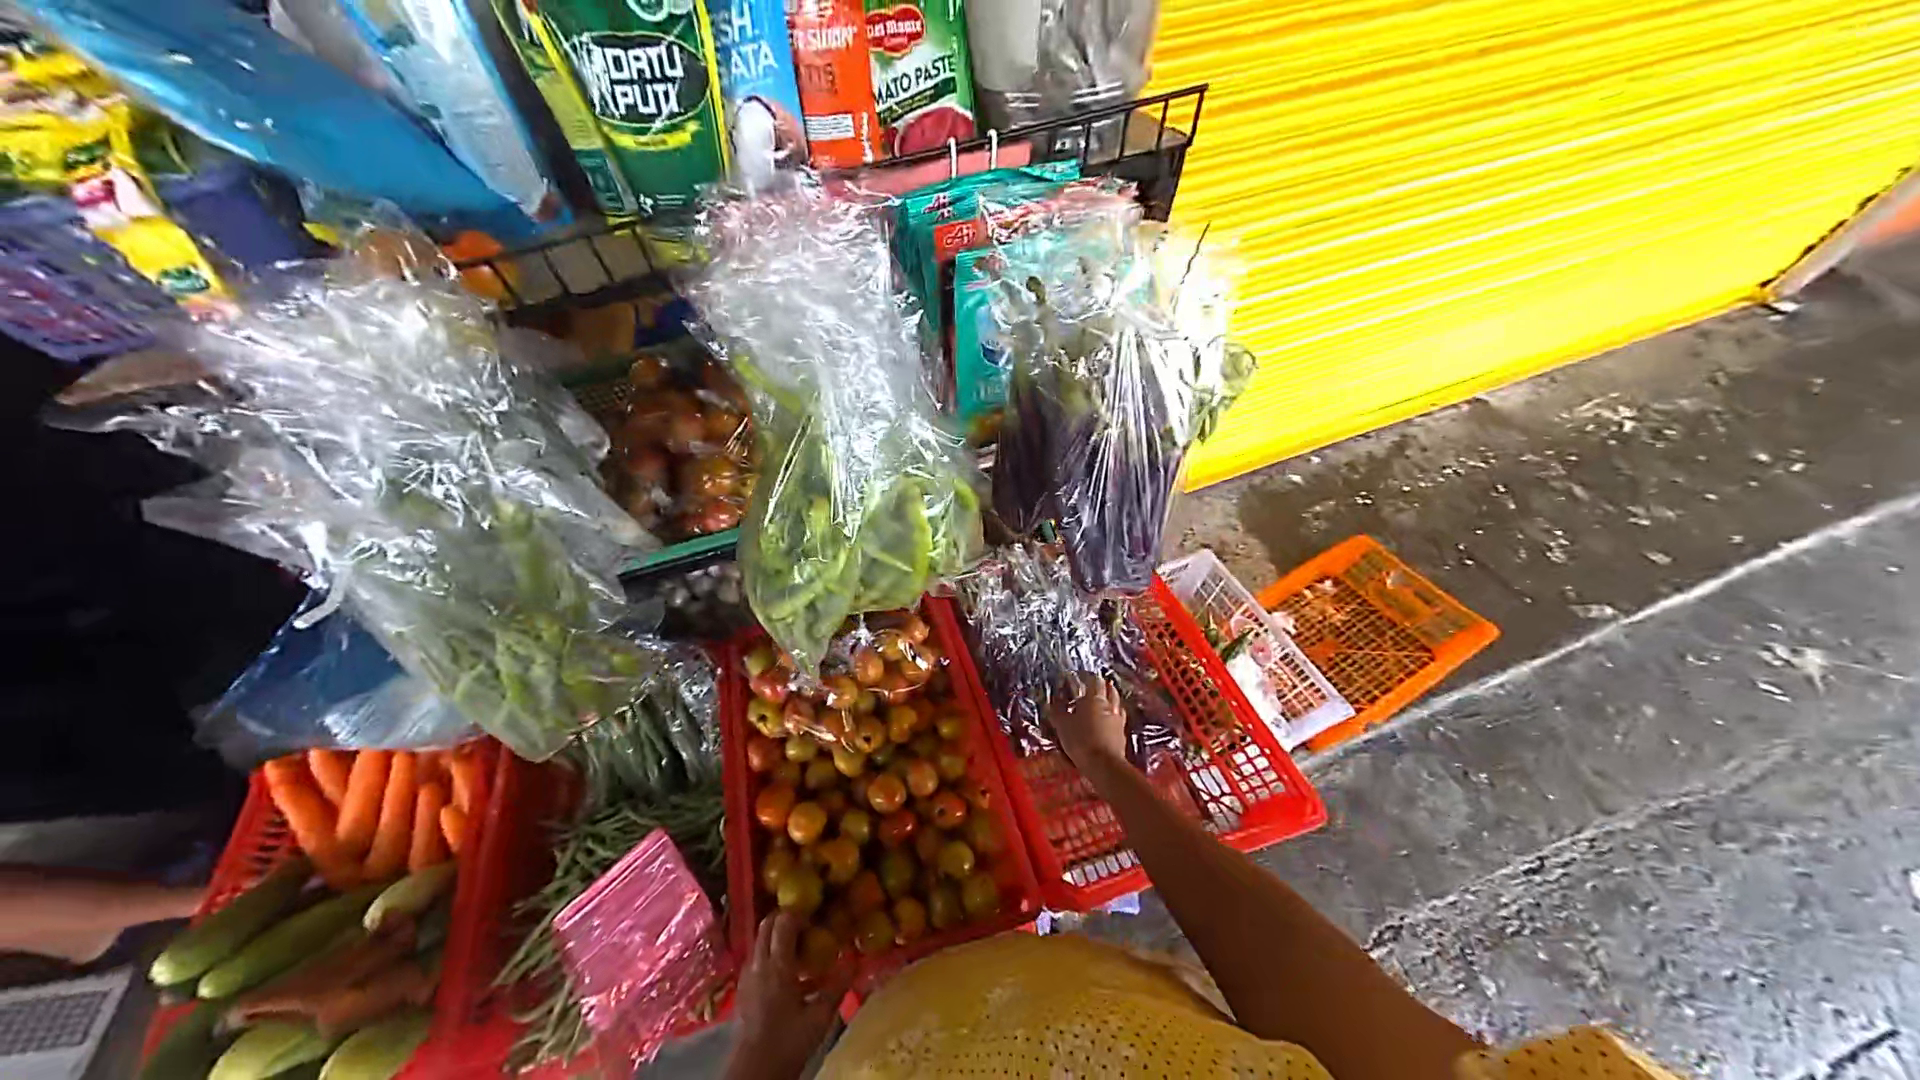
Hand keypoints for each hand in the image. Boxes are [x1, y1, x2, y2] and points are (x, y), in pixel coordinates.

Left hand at [724, 912, 852, 1079]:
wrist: (755, 1072)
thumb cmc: (789, 1042)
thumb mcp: (819, 1017)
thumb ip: (837, 987)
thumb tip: (853, 962)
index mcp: (778, 966)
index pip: (783, 922)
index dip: (799, 915)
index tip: (815, 920)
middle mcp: (758, 964)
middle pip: (767, 924)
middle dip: (785, 918)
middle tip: (806, 926)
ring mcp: (747, 976)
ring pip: (759, 940)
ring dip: (777, 936)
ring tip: (799, 949)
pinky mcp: (742, 988)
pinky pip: (756, 958)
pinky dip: (770, 954)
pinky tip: (787, 973)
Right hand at [1051, 673, 1127, 768]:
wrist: (1104, 765)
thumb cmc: (1081, 740)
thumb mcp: (1062, 725)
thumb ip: (1058, 712)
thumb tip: (1053, 702)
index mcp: (1094, 699)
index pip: (1094, 681)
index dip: (1088, 676)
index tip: (1080, 676)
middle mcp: (1109, 706)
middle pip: (1109, 689)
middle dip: (1103, 685)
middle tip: (1094, 686)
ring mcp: (1118, 720)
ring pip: (1117, 703)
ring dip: (1111, 699)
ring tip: (1103, 702)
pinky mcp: (1122, 734)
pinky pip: (1119, 718)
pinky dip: (1114, 715)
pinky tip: (1108, 721)